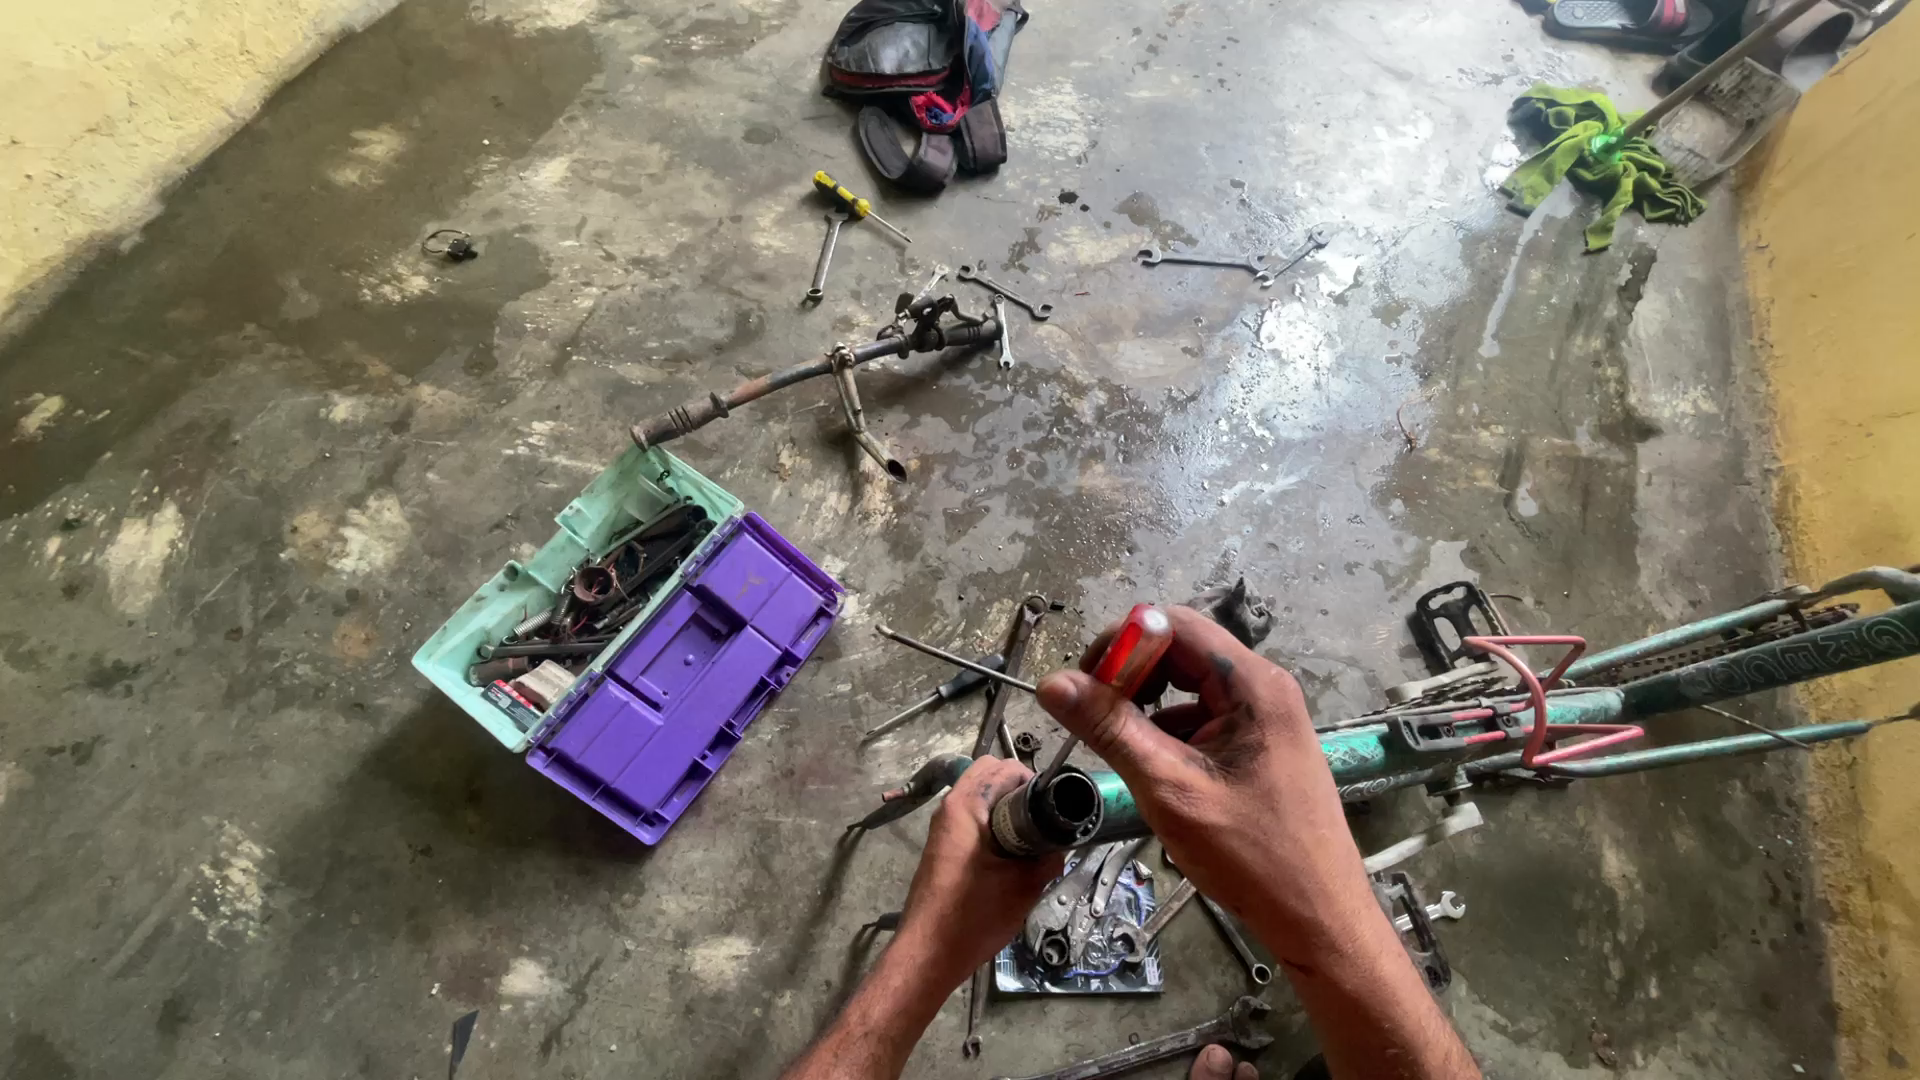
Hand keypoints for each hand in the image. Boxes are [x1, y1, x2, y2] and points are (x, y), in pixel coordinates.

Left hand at [894, 757, 1064, 986]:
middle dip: (1019, 787)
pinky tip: (1010, 851)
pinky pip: (972, 816)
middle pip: (989, 774)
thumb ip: (1048, 858)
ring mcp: (943, 825)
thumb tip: (1062, 844)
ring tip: (1031, 834)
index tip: (1052, 804)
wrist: (929, 952)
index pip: (1004, 767)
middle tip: (1042, 815)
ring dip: (1005, 804)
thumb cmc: (974, 915)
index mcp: (966, 805)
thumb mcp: (1024, 886)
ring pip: (979, 795)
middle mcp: (950, 806)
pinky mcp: (943, 844)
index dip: (1033, 780)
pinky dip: (992, 820)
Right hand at [1034, 606, 1374, 950]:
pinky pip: (1200, 713)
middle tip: (1094, 712)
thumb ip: (1109, 728)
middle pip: (1180, 649)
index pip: (1173, 624)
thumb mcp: (1168, 786)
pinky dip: (1166, 727)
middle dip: (1131, 674)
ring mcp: (1262, 714)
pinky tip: (1151, 763)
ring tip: (1120, 742)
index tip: (1087, 683)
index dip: (1122, 644)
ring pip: (1186, 683)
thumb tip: (1052, 683)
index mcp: (1251, 683)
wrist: (1318, 919)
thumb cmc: (1250, 854)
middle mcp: (1260, 686)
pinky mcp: (1257, 741)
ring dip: (1145, 703)